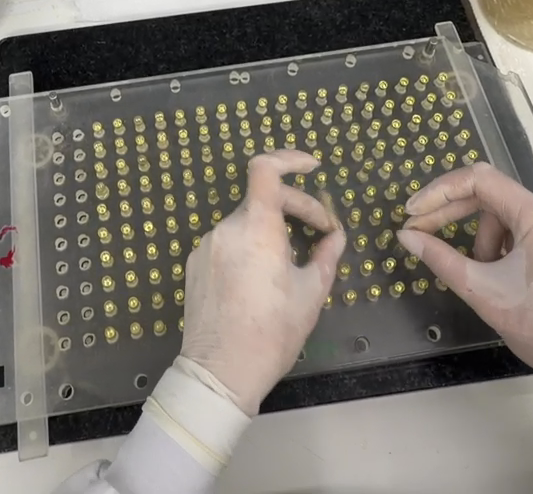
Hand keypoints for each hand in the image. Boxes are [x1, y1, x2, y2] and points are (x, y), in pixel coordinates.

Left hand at [179, 150, 345, 413]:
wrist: (219, 373)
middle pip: (264, 198)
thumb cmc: (271, 333)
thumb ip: (325, 256)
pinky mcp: (196, 262)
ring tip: (291, 263)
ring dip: (272, 230)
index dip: (289, 158)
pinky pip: (229, 241)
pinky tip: (261, 277)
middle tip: (322, 231)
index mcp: (257, 228)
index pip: (266, 168)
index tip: (312, 167)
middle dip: (297, 207)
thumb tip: (336, 235)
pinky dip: (250, 245)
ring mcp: (207, 243)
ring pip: (247, 222)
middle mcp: (228, 227)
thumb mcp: (310, 295)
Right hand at [398, 163, 532, 386]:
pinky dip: (502, 244)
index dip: (440, 191)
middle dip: (454, 214)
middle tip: (421, 232)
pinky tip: (500, 274)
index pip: (481, 181)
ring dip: (483, 239)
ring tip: (482, 275)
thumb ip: (440, 258)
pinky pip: (523, 227)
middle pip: (491, 196)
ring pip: (505, 214)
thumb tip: (405, 235)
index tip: (413, 212)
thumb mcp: (483, 292)